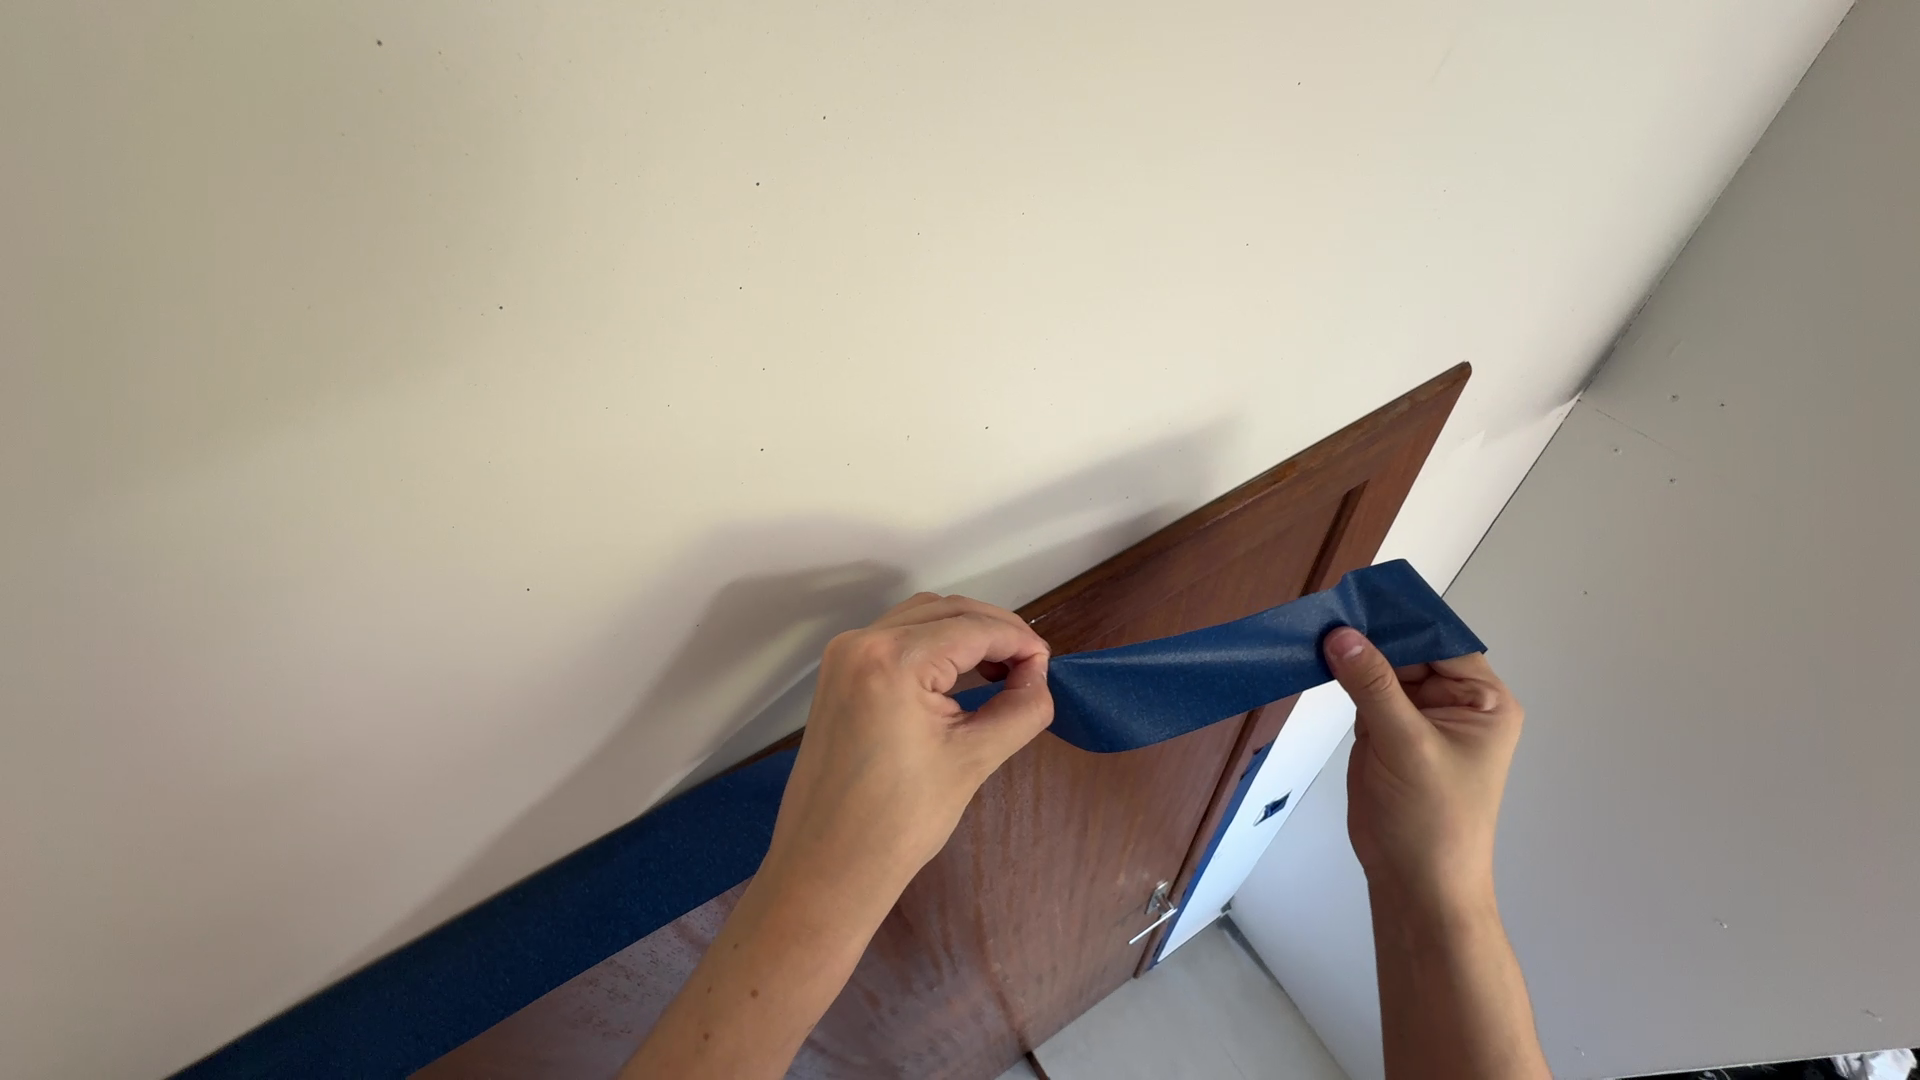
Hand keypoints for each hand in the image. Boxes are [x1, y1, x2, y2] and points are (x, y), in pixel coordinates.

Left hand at [759, 593, 1053, 906]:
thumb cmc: (899, 822)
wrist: (826, 866)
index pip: (974, 628)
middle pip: (948, 609)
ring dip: (966, 632)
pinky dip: (935, 644)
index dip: (1020, 641)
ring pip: (922, 616)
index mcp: (893, 659)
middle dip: (996, 631)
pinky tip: (961, 674)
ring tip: (1001, 671)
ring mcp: (844, 654)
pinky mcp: (839, 672)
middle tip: (1031, 668)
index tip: (1049, 667)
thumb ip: (1021, 707)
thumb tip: (1040, 673)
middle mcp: (862, 641)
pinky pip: (898, 636)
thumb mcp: (973, 759)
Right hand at [1323, 627, 1522, 911]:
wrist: (1413, 880)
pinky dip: (1339, 675)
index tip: (1357, 598)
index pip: (1442, 643)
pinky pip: (1361, 689)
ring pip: (1380, 668)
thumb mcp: (1406, 744)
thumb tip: (1341, 633)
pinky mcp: (1384, 729)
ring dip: (1350, 654)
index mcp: (1483, 702)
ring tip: (1312, 628)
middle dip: (1370, 636)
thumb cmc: (1431, 817)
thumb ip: (1373, 684)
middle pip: (1408, 651)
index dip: (1402, 620)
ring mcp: (1415, 716)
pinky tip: (1314, 658)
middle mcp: (1453, 702)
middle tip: (1324, 612)